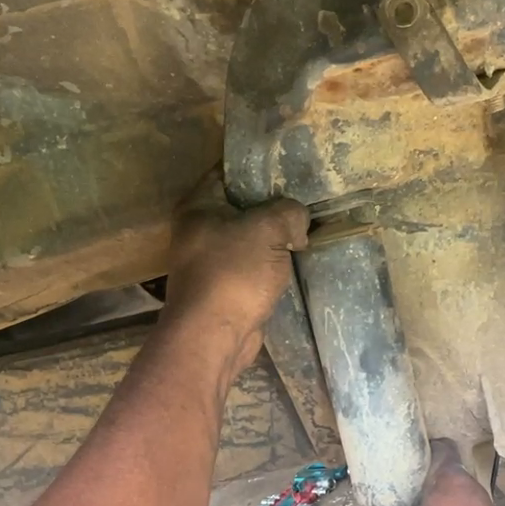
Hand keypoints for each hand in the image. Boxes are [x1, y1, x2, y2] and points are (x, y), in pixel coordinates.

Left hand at [160, 171, 310, 371]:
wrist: (215, 335)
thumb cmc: (234, 273)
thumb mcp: (268, 229)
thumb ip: (289, 213)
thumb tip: (299, 221)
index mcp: (200, 205)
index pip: (229, 173)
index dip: (259, 170)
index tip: (290, 170)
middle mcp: (199, 230)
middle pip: (242, 208)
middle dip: (272, 207)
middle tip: (304, 203)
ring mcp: (210, 261)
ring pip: (249, 240)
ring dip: (274, 239)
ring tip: (305, 231)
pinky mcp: (224, 288)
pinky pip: (252, 266)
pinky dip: (270, 264)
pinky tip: (294, 262)